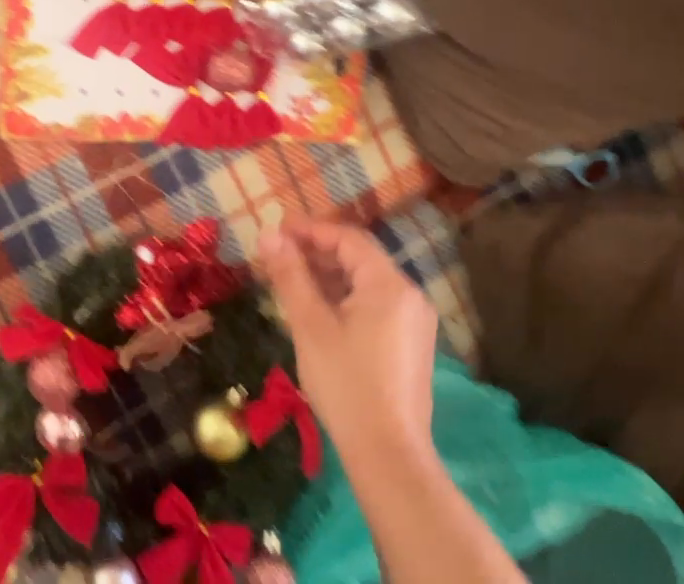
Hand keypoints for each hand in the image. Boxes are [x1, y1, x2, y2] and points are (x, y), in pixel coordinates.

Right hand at [258, 215, 439, 461]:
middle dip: (317, 253)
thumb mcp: (310, 326)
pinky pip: (375, 306)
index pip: (349, 239)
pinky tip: (317, 312)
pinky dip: (344, 300)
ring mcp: (414, 322)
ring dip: (328, 277)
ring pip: (366, 284)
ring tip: (290, 283)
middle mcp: (409, 295)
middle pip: (360, 259)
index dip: (311, 230)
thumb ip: (291, 276)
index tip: (276, 230)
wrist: (387, 453)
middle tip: (277, 257)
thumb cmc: (345, 383)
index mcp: (389, 285)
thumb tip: (269, 235)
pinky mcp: (410, 345)